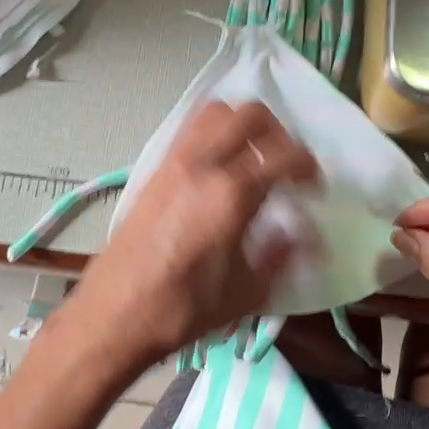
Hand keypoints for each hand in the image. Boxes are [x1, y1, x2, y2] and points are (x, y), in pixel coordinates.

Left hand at [62, 101, 317, 376]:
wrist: (113, 315)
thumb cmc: (182, 310)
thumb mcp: (247, 292)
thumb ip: (283, 254)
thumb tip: (307, 236)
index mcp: (230, 193)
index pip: (284, 154)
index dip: (308, 167)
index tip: (314, 189)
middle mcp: (201, 165)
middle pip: (250, 115)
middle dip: (279, 134)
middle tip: (286, 166)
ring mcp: (172, 163)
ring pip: (215, 112)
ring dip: (242, 126)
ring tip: (253, 159)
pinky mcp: (152, 171)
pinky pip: (189, 130)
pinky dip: (213, 135)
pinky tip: (220, 171)